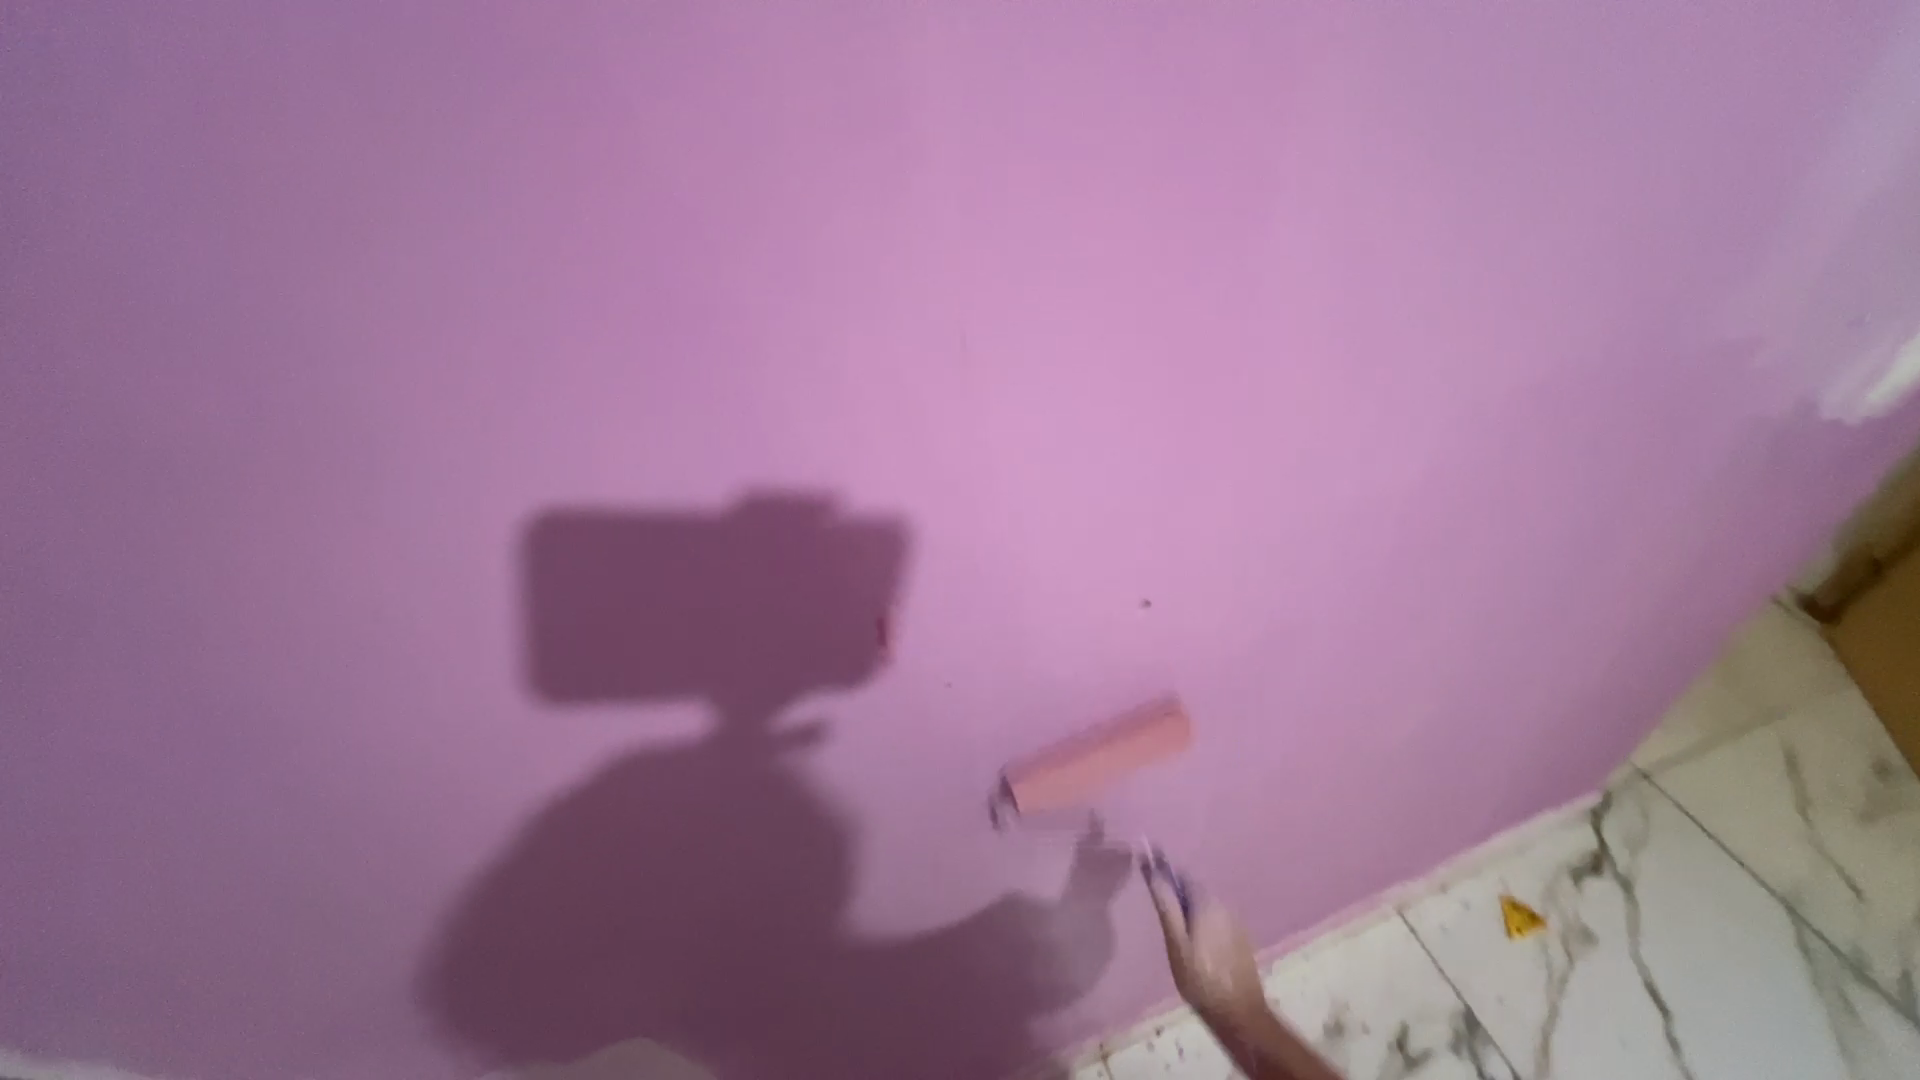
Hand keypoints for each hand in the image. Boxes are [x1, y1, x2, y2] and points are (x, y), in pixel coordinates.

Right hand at [1143, 861, 1267, 1029]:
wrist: (1239, 1014)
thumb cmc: (1200, 979)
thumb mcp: (1175, 942)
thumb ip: (1166, 904)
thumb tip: (1153, 869)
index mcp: (1207, 900)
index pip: (1180, 874)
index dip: (1163, 873)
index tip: (1148, 877)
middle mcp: (1225, 903)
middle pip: (1194, 888)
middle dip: (1177, 894)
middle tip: (1162, 916)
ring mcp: (1236, 920)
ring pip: (1206, 904)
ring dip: (1191, 909)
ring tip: (1177, 933)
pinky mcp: (1241, 937)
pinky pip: (1216, 918)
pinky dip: (1203, 922)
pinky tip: (1197, 944)